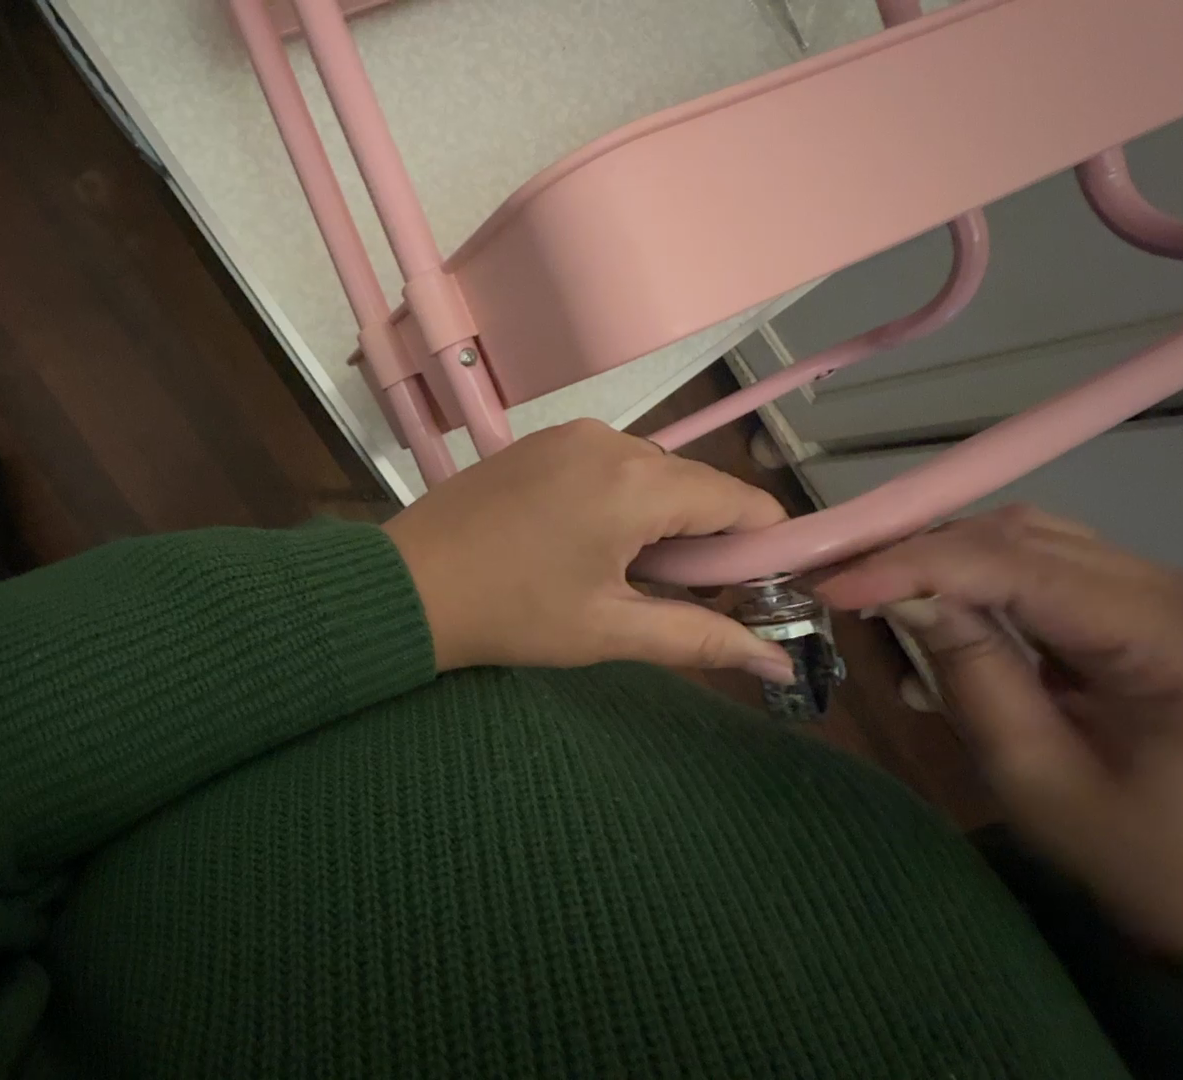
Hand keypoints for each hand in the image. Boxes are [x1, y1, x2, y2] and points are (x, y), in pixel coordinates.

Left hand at [381, 419, 796, 682]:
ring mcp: (566, 434)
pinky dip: (613, 499)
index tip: (743, 593)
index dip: (758, 548)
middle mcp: (608, 440)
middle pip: (693, 485)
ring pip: (647, 473)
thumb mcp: (608, 631)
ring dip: (653, 519)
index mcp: (636, 481)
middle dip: (699, 539)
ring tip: (611, 573)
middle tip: (660, 595)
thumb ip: (700, 638)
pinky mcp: (535, 441)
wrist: (405, 586)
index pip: (740, 501)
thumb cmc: (509, 614)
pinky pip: (602, 464)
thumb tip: (777, 662)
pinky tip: (577, 542)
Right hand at [817, 506, 1182, 963]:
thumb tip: (899, 597)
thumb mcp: (1035, 773)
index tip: (828, 588)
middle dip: (917, 556)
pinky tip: (945, 621)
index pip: (1016, 565)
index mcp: (1177, 641)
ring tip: (881, 606)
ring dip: (944, 564)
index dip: (911, 566)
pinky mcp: (1158, 610)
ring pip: (1030, 539)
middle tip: (838, 589)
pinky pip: (1049, 566)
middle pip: (1021, 537)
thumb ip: (970, 672)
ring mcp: (1179, 597)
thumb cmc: (1145, 856)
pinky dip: (979, 580)